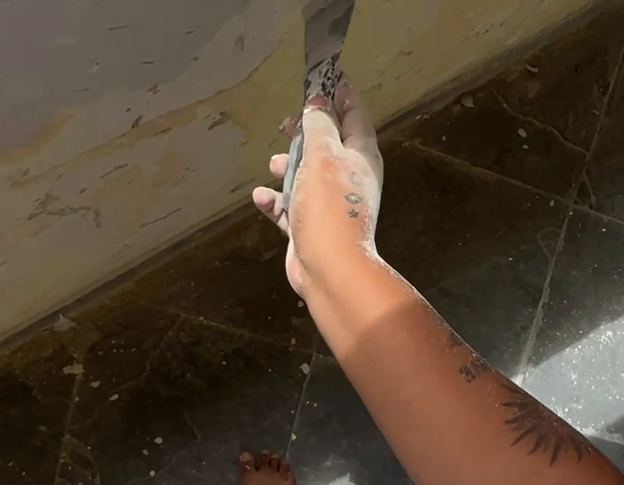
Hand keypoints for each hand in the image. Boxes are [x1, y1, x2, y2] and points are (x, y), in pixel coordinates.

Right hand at [251, 79, 383, 298]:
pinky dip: (275, 202)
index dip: (340, 94)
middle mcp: (348, 180)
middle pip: (326, 146)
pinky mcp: (310, 229)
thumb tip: (318, 103)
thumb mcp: (323, 155)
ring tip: (274, 163)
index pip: (354, 116)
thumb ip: (319, 125)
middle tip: (287, 122)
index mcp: (361, 157)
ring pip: (305, 178)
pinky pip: (289, 209)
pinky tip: (262, 197)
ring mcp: (328, 207)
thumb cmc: (329, 208)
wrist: (330, 269)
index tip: (326, 77)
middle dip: (305, 133)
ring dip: (287, 168)